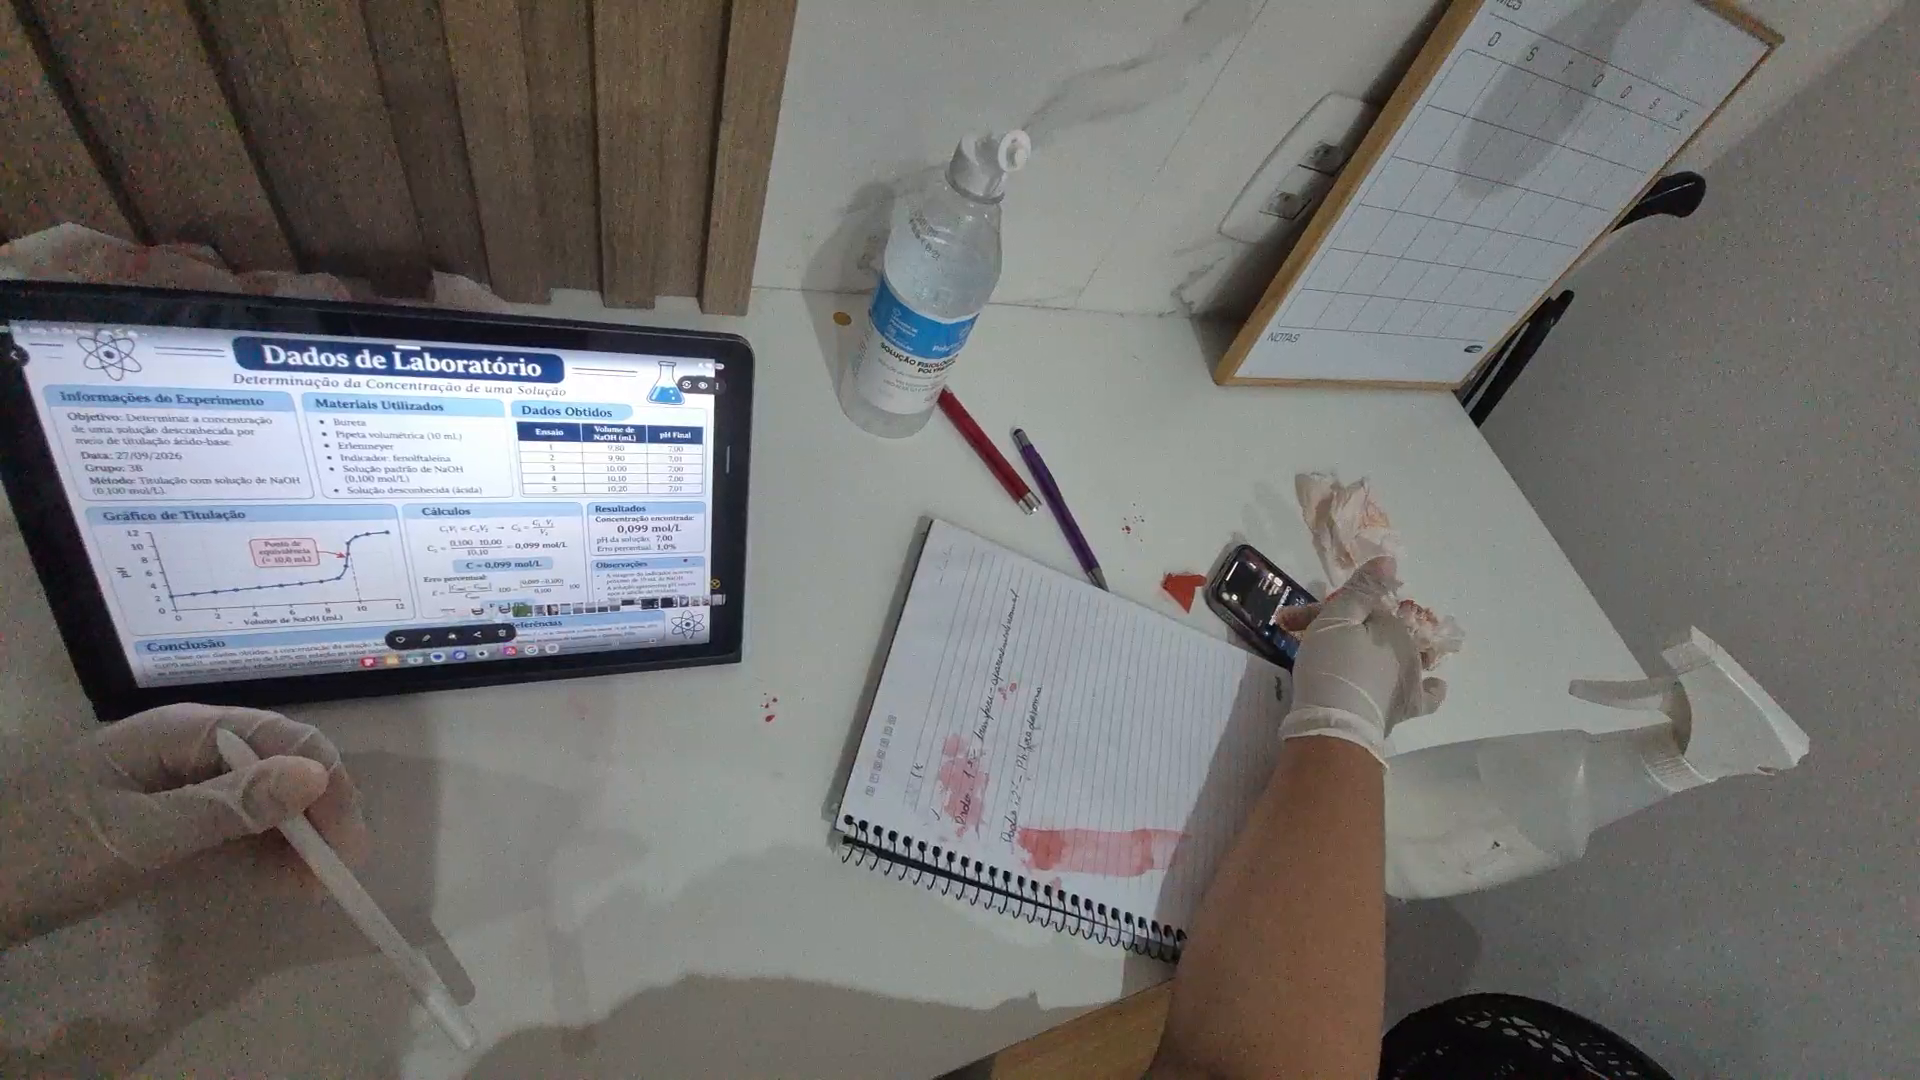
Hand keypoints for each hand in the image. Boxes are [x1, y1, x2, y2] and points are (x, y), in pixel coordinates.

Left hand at [0, 703, 365, 945]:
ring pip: (267, 793)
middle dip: (318, 813)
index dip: (327, 786)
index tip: (344, 842)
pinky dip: (266, 845)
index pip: (287, 741)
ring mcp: (181, 778)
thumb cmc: (33, 860)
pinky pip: (238, 818)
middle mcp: (193, 744)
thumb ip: (228, 805)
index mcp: (187, 730)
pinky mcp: (171, 811)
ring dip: (297, 834)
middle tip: (337, 867)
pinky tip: (281, 874)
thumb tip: (317, 775)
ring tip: (312, 882)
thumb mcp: (134, 837)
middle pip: (284, 764)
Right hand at [1275, 556, 1445, 760]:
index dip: (1320, 611)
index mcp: (1391, 626)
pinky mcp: (1405, 708)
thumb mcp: (1336, 618)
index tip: (1289, 621)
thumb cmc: (1331, 666)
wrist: (1335, 721)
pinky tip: (1433, 684)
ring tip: (1350, 654)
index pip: (1355, 609)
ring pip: (1392, 656)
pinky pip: (1426, 694)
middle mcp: (1407, 650)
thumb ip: (1362, 589)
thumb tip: (1389, 560)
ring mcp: (1409, 681)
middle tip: (1297, 636)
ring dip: (1372, 650)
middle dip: (1336, 629)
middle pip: (1370, 631)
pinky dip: (1430, 687)